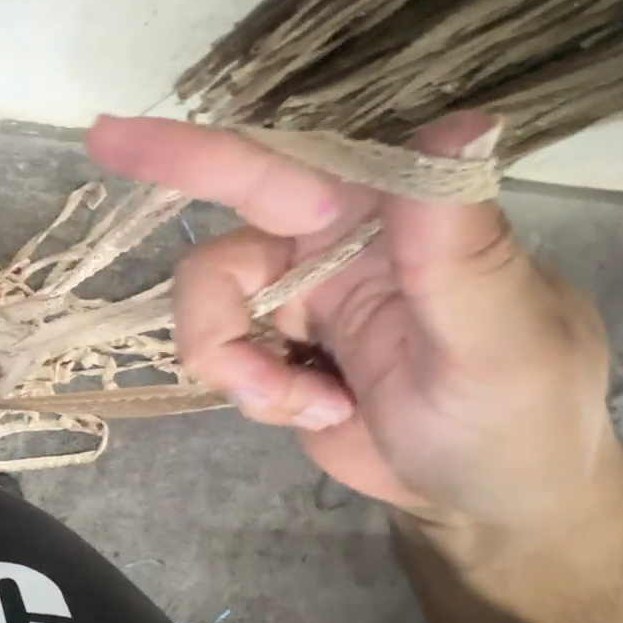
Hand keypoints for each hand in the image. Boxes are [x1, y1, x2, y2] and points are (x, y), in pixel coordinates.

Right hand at [86, 111, 617, 530]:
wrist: (480, 495)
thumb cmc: (514, 416)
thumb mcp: (499, 339)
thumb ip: (459, 246)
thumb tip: (457, 127)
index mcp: (382, 218)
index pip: (279, 170)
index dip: (192, 153)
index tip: (108, 136)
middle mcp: (325, 246)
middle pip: (216, 258)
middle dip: (202, 310)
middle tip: (242, 374)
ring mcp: (290, 302)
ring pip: (203, 314)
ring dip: (237, 370)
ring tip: (307, 408)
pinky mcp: (267, 351)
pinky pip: (214, 357)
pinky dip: (248, 393)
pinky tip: (312, 412)